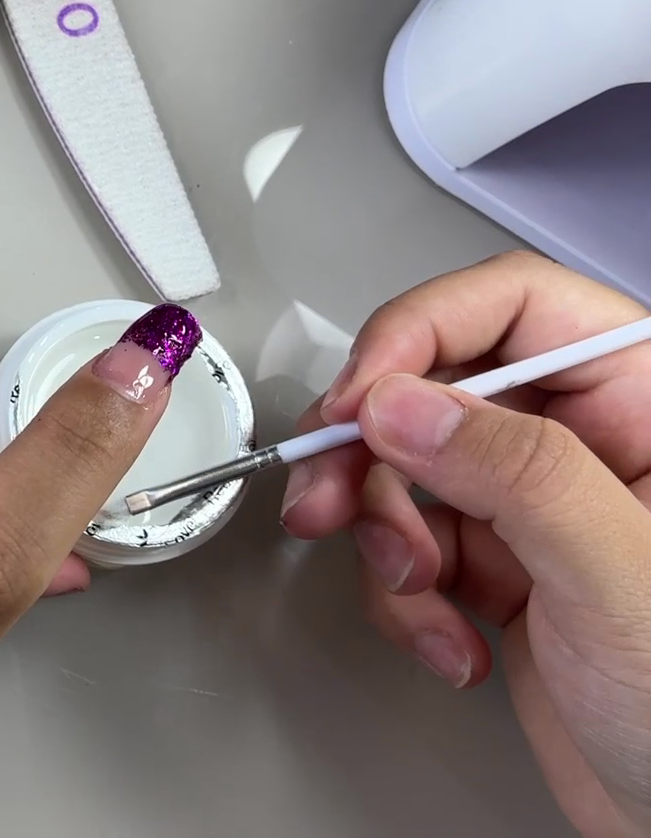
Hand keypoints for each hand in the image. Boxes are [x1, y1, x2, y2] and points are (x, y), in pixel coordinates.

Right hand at [281, 253, 650, 835]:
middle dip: (367, 458)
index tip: (356, 403)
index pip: (518, 308)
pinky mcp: (491, 560)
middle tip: (329, 507)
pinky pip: (400, 537)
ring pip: (398, 469)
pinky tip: (449, 641)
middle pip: (427, 392)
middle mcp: (592, 447)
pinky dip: (399, 591)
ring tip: (418, 599)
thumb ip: (520, 479)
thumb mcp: (630, 590)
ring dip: (381, 536)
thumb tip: (390, 401)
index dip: (421, 333)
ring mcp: (536, 507)